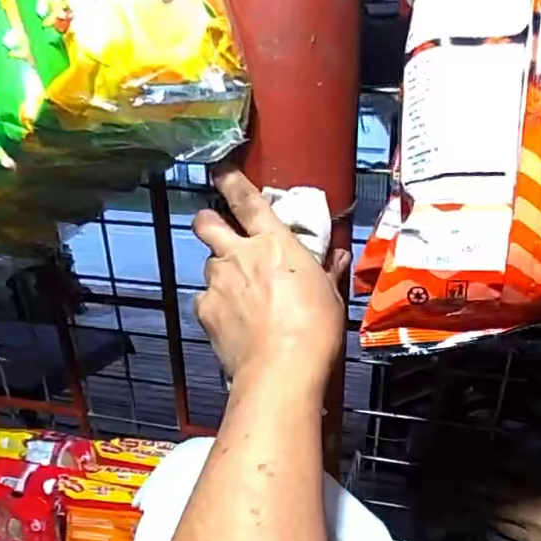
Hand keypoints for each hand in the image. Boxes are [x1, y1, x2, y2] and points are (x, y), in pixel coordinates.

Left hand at [192, 166, 348, 389]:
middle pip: (207, 224)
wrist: (282, 368)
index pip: (246, 200)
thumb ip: (327, 272)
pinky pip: (204, 301)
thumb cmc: (314, 330)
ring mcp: (218, 283)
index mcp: (274, 242)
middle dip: (207, 221)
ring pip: (207, 266)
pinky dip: (214, 307)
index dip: (230, 181)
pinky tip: (230, 322)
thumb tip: (337, 258)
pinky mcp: (205, 311)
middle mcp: (239, 255)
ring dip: (218, 273)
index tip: (220, 172)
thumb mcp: (329, 295)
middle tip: (214, 229)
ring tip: (237, 296)